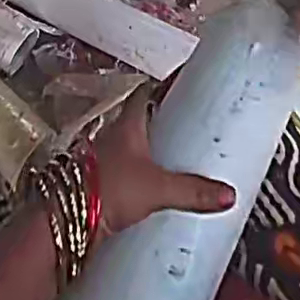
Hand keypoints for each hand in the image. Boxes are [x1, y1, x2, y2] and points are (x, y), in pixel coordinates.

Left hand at [90, 83, 235, 237]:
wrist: (72, 216)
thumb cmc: (109, 188)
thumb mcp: (158, 188)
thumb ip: (193, 191)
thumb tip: (226, 194)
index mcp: (128, 124)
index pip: (146, 92)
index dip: (164, 85)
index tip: (182, 82)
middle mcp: (117, 135)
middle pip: (143, 118)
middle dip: (164, 120)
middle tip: (190, 123)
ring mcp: (110, 158)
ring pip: (137, 144)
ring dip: (155, 147)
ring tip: (181, 156)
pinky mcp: (108, 181)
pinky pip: (133, 170)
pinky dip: (148, 172)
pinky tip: (161, 186)